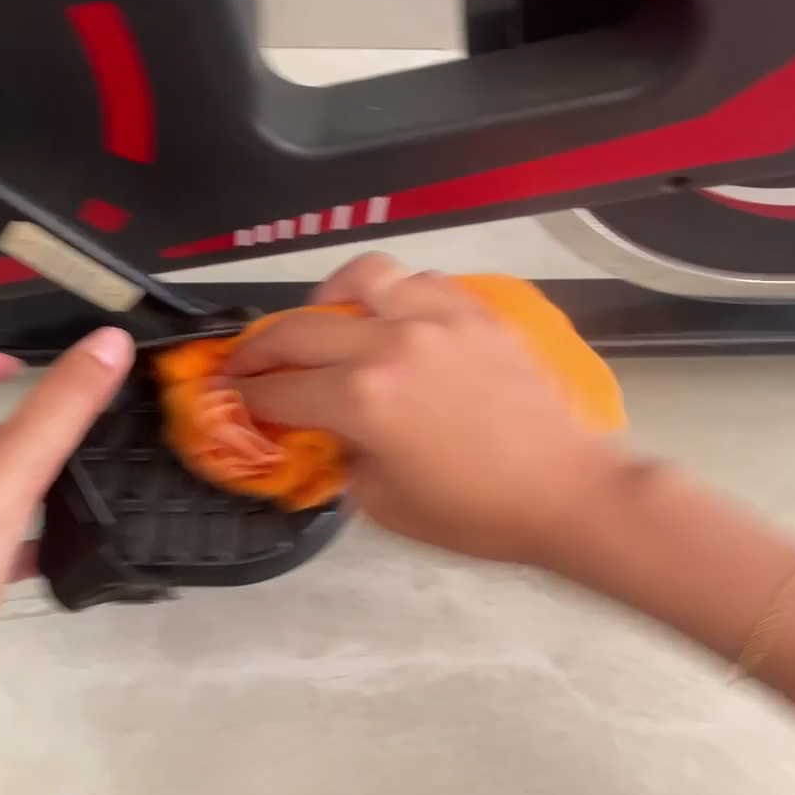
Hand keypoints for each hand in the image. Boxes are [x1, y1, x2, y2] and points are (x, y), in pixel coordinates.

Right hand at [223, 253, 627, 565]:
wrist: (563, 493)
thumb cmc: (477, 514)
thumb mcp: (386, 506)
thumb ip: (343, 461)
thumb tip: (328, 435)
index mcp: (364, 398)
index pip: (283, 390)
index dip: (248, 396)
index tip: (230, 397)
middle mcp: (393, 343)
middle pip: (301, 329)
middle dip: (260, 348)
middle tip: (247, 364)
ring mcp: (438, 319)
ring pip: (362, 280)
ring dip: (326, 301)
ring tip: (324, 324)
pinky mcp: (476, 314)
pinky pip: (420, 283)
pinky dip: (393, 297)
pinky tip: (393, 322)